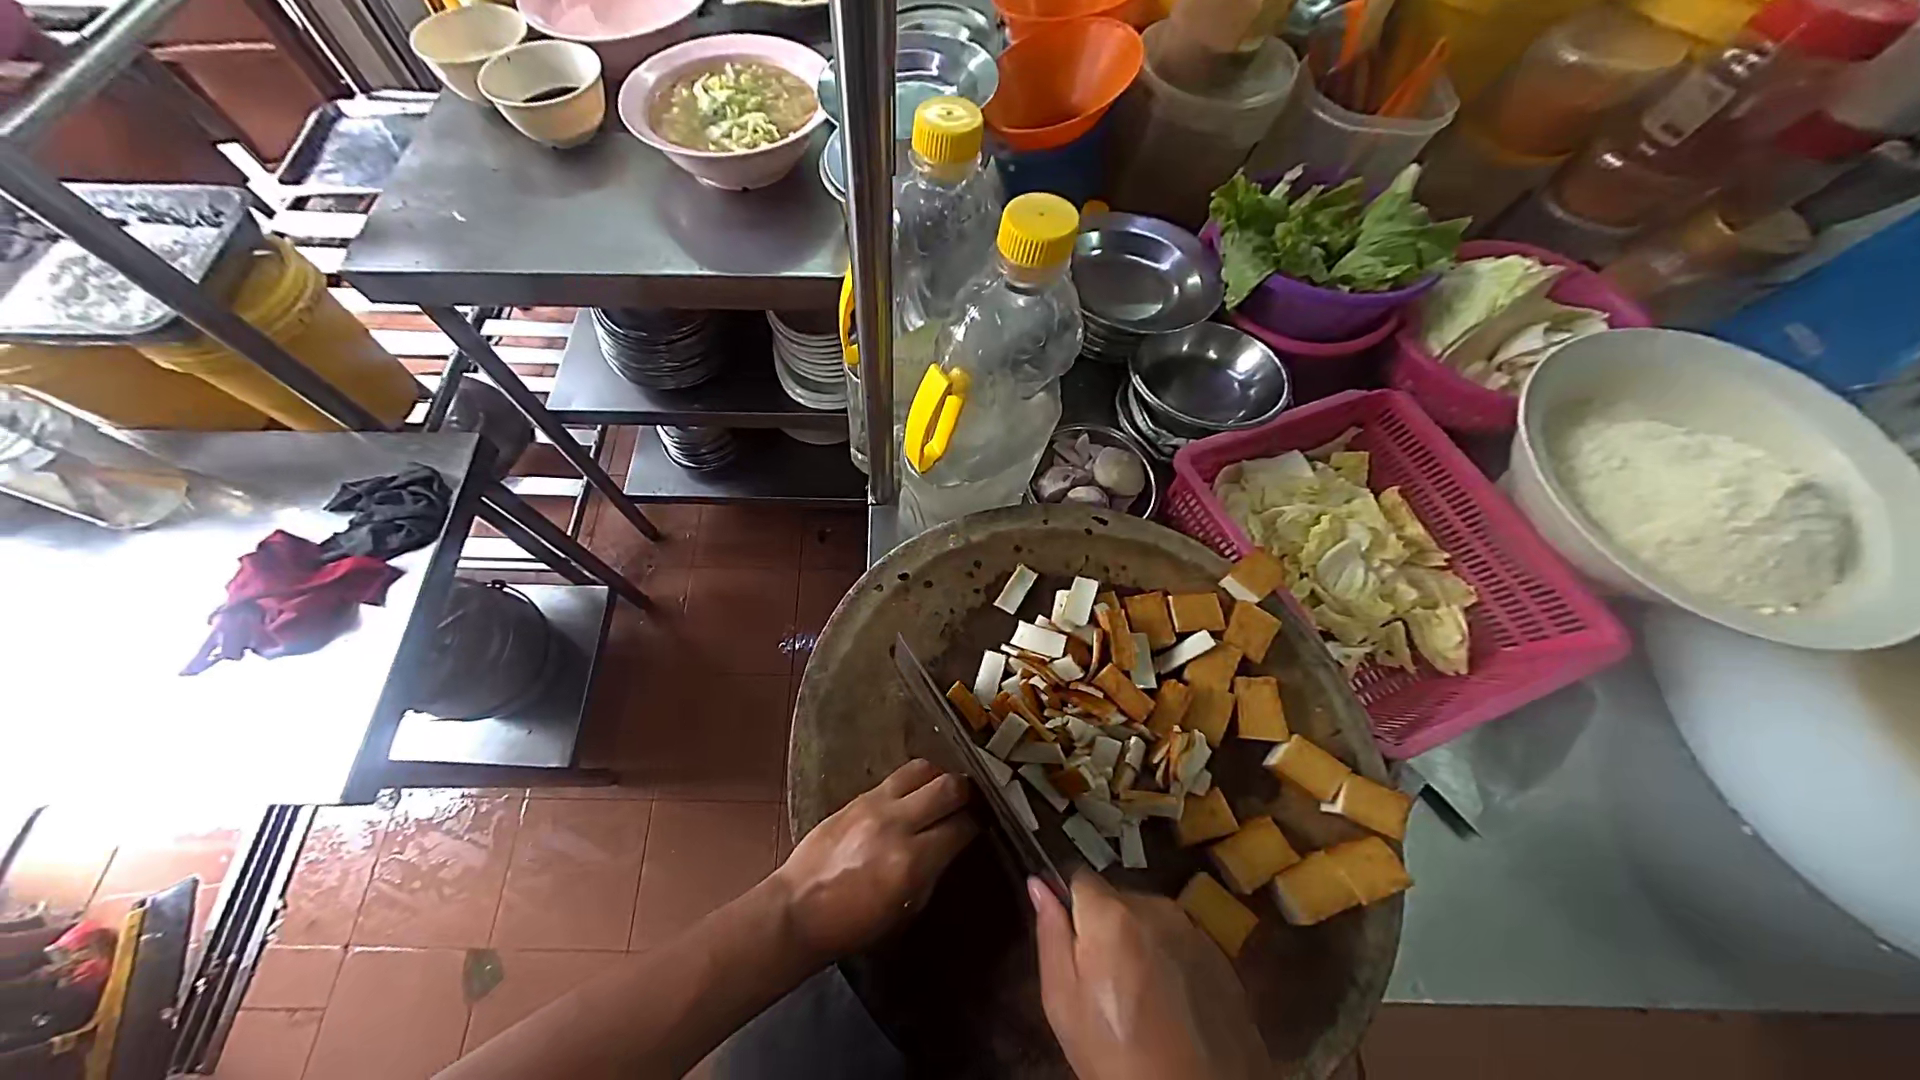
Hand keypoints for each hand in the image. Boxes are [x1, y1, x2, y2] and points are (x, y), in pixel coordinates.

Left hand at [770, 759, 977, 963]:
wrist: (798, 908)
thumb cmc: (855, 923)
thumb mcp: (907, 908)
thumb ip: (934, 870)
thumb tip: (953, 843)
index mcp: (912, 861)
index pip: (961, 826)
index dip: (979, 824)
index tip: (984, 824)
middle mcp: (897, 824)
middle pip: (948, 787)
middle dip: (967, 792)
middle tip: (971, 800)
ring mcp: (875, 804)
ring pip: (923, 769)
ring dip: (939, 778)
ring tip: (942, 790)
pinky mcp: (858, 796)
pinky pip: (896, 777)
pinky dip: (913, 783)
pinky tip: (914, 795)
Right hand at [1031, 871, 1269, 1079]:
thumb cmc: (1118, 1056)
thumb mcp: (1064, 1000)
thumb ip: (1050, 933)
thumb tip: (1039, 884)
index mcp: (1111, 913)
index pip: (1079, 876)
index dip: (1071, 904)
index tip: (1072, 939)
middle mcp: (1154, 906)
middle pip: (1116, 898)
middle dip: (1105, 926)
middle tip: (1103, 980)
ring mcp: (1191, 928)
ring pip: (1148, 918)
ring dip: (1138, 941)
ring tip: (1139, 996)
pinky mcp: (1219, 953)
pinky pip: (1178, 939)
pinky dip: (1170, 959)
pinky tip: (1169, 1002)